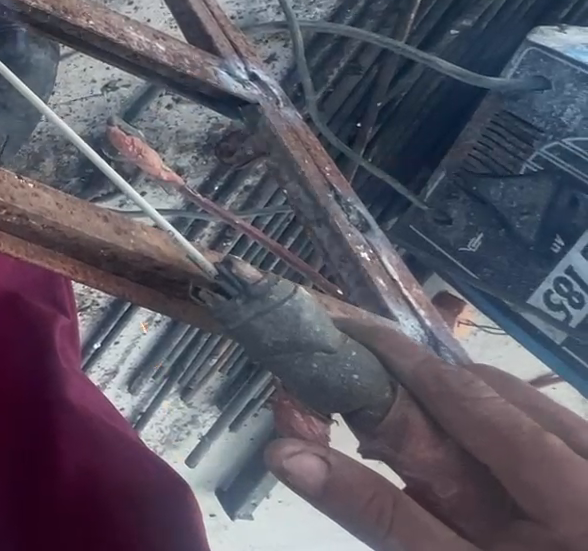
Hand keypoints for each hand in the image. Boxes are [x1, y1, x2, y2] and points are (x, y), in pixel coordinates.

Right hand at [264, 317, 587, 549]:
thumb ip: (381, 514)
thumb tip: (284, 451)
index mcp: (579, 494)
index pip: (470, 396)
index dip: (399, 357)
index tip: (336, 327)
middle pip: (502, 394)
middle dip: (427, 385)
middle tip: (362, 396)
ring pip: (531, 412)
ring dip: (462, 409)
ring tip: (412, 435)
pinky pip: (555, 441)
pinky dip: (497, 436)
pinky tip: (468, 468)